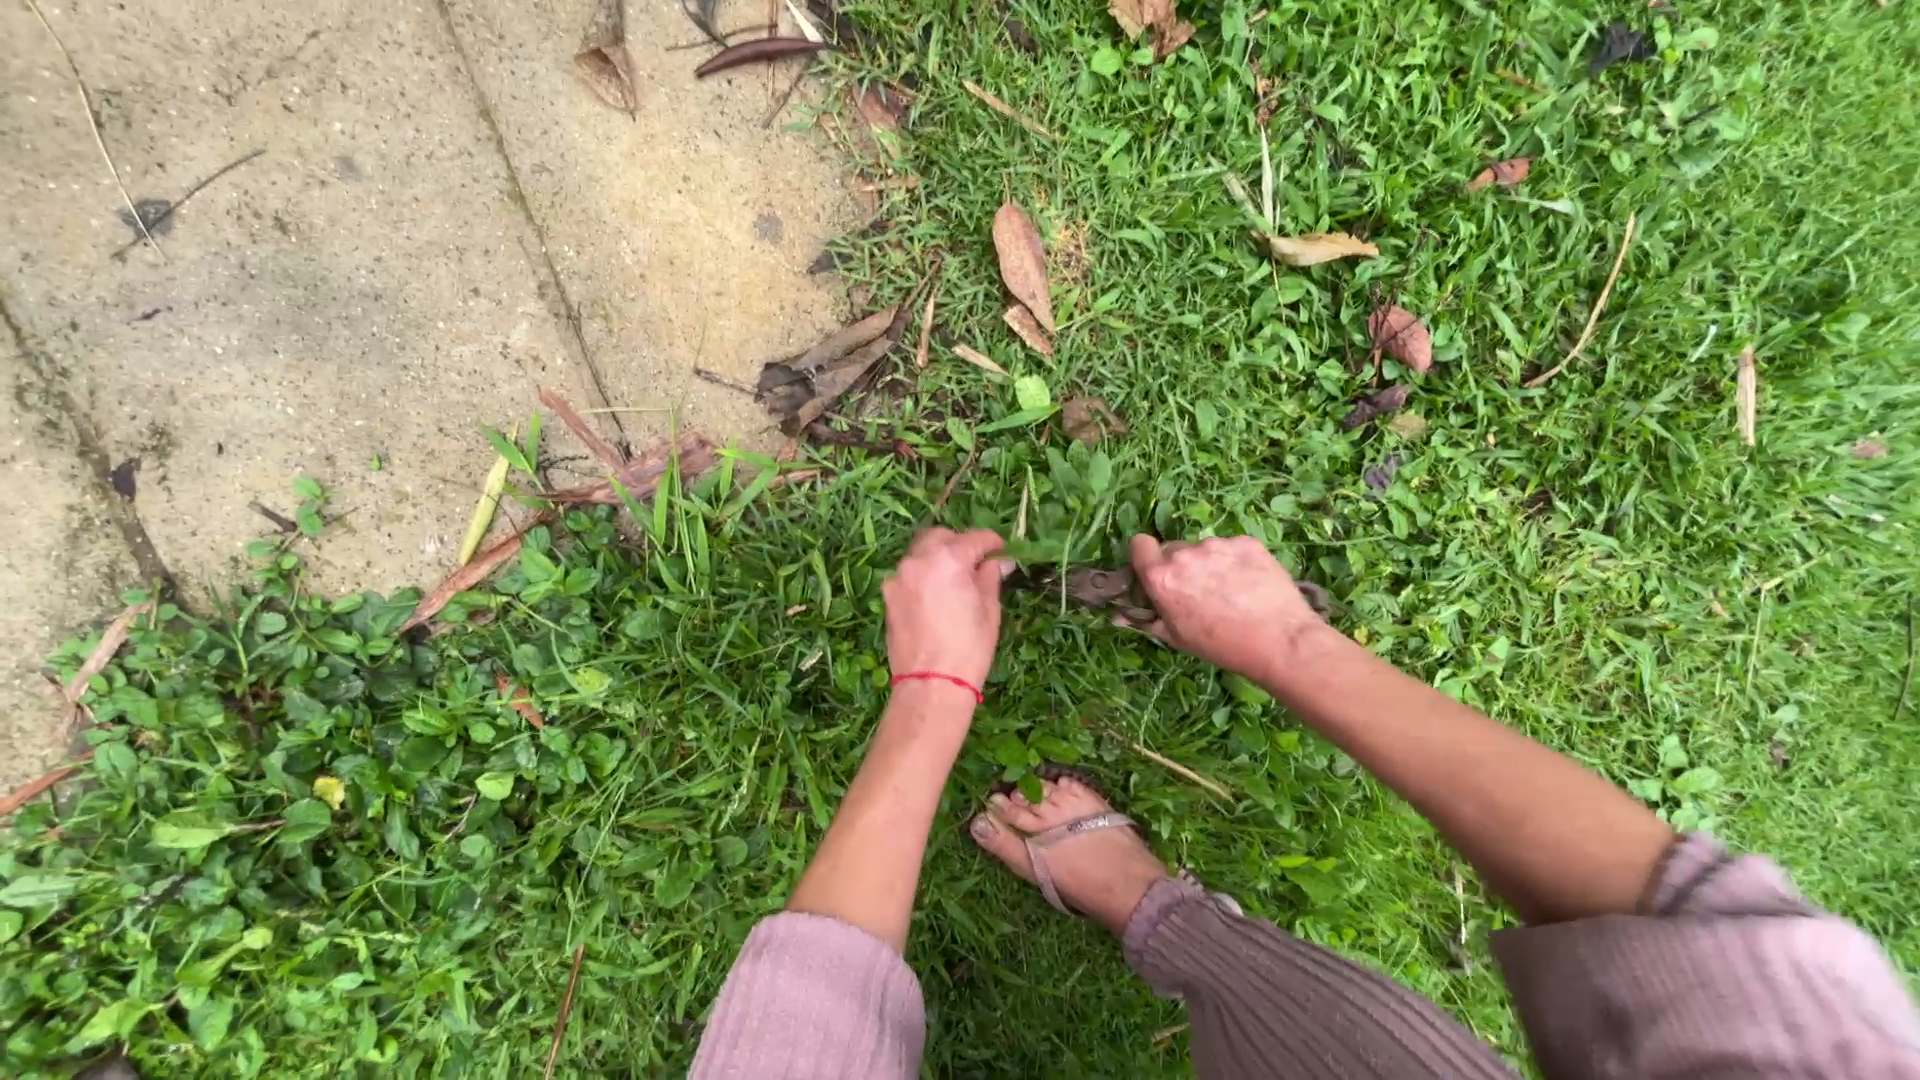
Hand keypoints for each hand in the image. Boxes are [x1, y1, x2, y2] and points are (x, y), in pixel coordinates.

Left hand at [883, 528, 1009, 692]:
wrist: (932, 684)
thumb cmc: (969, 648)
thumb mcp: (989, 610)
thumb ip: (990, 577)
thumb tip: (999, 561)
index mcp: (948, 559)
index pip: (975, 538)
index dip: (993, 543)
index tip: (1002, 551)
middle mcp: (919, 560)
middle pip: (941, 537)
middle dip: (960, 544)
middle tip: (976, 563)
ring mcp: (899, 576)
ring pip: (920, 552)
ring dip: (938, 557)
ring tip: (955, 579)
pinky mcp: (888, 595)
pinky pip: (908, 574)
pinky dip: (923, 575)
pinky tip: (936, 595)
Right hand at [1128, 535, 1324, 679]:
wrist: (1279, 641)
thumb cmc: (1221, 645)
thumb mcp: (1177, 638)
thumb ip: (1145, 620)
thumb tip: (1116, 617)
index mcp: (1161, 576)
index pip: (1139, 544)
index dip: (1146, 557)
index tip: (1156, 571)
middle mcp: (1184, 553)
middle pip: (1173, 549)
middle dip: (1180, 566)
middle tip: (1198, 591)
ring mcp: (1217, 545)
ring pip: (1204, 549)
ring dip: (1208, 563)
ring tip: (1229, 591)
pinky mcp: (1246, 542)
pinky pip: (1231, 547)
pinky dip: (1235, 561)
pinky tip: (1248, 583)